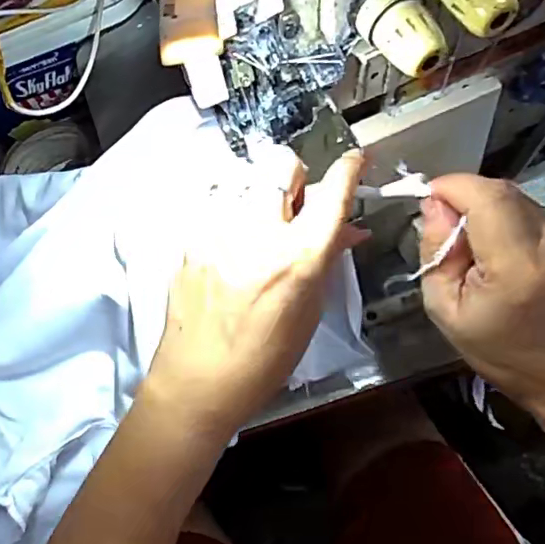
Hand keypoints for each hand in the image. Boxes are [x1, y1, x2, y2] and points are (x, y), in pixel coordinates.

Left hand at [141, 148, 366, 438]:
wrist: (197, 382)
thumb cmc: (262, 361)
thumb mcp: (309, 313)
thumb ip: (325, 261)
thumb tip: (347, 231)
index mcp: (298, 258)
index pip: (332, 191)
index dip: (349, 168)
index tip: (354, 161)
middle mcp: (257, 234)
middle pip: (280, 164)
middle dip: (295, 177)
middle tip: (295, 205)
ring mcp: (217, 233)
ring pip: (244, 177)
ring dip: (259, 190)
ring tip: (259, 222)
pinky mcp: (189, 241)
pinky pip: (216, 204)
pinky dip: (231, 210)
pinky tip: (232, 239)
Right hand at [418, 173, 544, 411]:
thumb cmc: (502, 352)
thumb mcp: (445, 311)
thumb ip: (435, 253)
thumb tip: (433, 206)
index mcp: (518, 267)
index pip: (487, 197)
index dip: (453, 187)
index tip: (429, 198)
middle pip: (503, 192)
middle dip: (467, 201)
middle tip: (449, 234)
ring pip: (519, 200)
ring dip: (490, 214)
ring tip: (482, 254)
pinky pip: (536, 213)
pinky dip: (513, 225)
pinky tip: (510, 257)